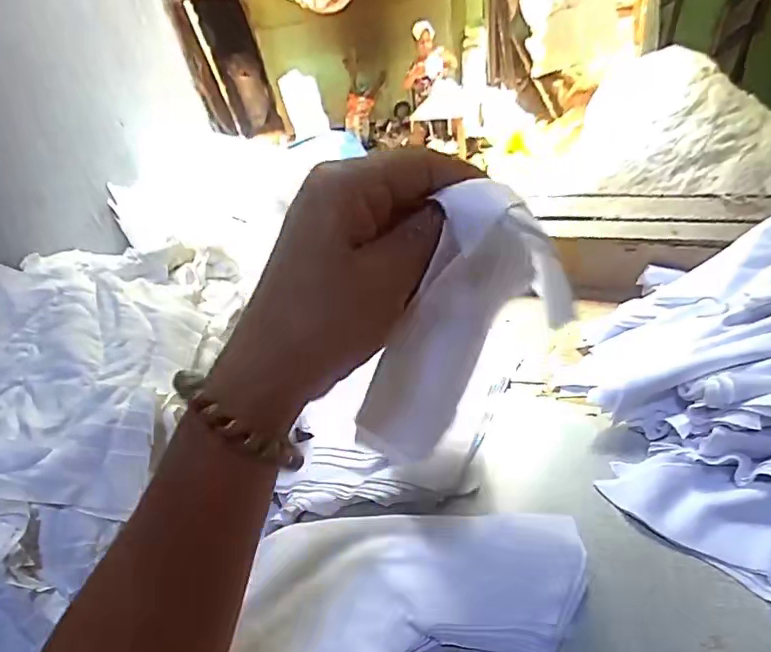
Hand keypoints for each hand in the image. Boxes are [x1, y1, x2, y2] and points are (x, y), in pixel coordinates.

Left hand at [207, 149, 483, 429]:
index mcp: (345, 183)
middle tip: (481, 241)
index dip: (463, 182)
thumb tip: (448, 213)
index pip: (418, 163)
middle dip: (444, 209)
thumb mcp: (388, 278)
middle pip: (402, 182)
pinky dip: (399, 250)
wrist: (271, 370)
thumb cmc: (329, 323)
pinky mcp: (321, 246)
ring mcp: (322, 216)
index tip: (500, 209)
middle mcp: (330, 186)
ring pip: (389, 211)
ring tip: (455, 261)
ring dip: (422, 233)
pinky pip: (372, 234)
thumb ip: (425, 235)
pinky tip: (418, 275)